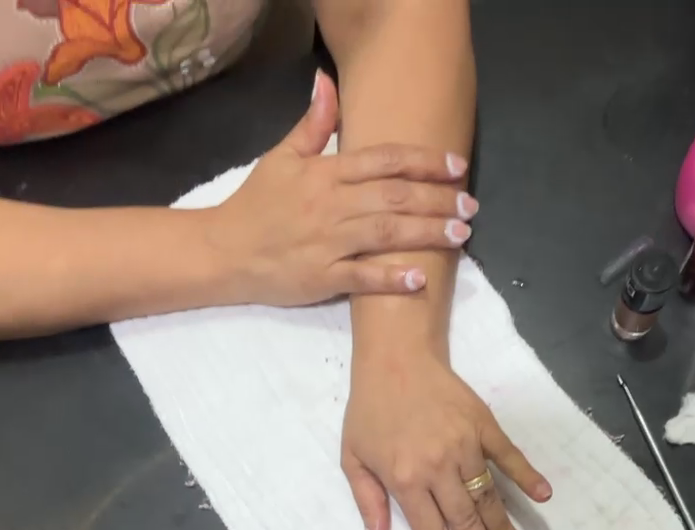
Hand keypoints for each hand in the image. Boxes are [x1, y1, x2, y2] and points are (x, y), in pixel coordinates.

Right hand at [203, 71, 473, 305]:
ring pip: (385, 233)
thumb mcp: (280, 158)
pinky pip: (362, 277)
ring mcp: (328, 243)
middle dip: (437, 199)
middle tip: (470, 205)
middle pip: (394, 197)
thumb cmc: (257, 206)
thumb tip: (328, 84)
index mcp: (325, 174)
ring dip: (426, 233)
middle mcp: (331, 205)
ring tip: (460, 234)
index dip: (423, 162)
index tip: (457, 166)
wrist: (224, 251)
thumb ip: (311, 126)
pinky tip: (420, 279)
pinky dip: (391, 279)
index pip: (383, 161)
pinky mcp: (322, 277)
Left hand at [342, 342, 552, 529]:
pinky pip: (509, 455)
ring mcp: (465, 445)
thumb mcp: (353, 458)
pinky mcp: (484, 425)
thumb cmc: (370, 411)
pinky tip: (543, 497)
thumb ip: (367, 503)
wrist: (395, 358)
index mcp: (405, 479)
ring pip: (487, 496)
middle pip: (465, 520)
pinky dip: (527, 476)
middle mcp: (438, 467)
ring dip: (505, 528)